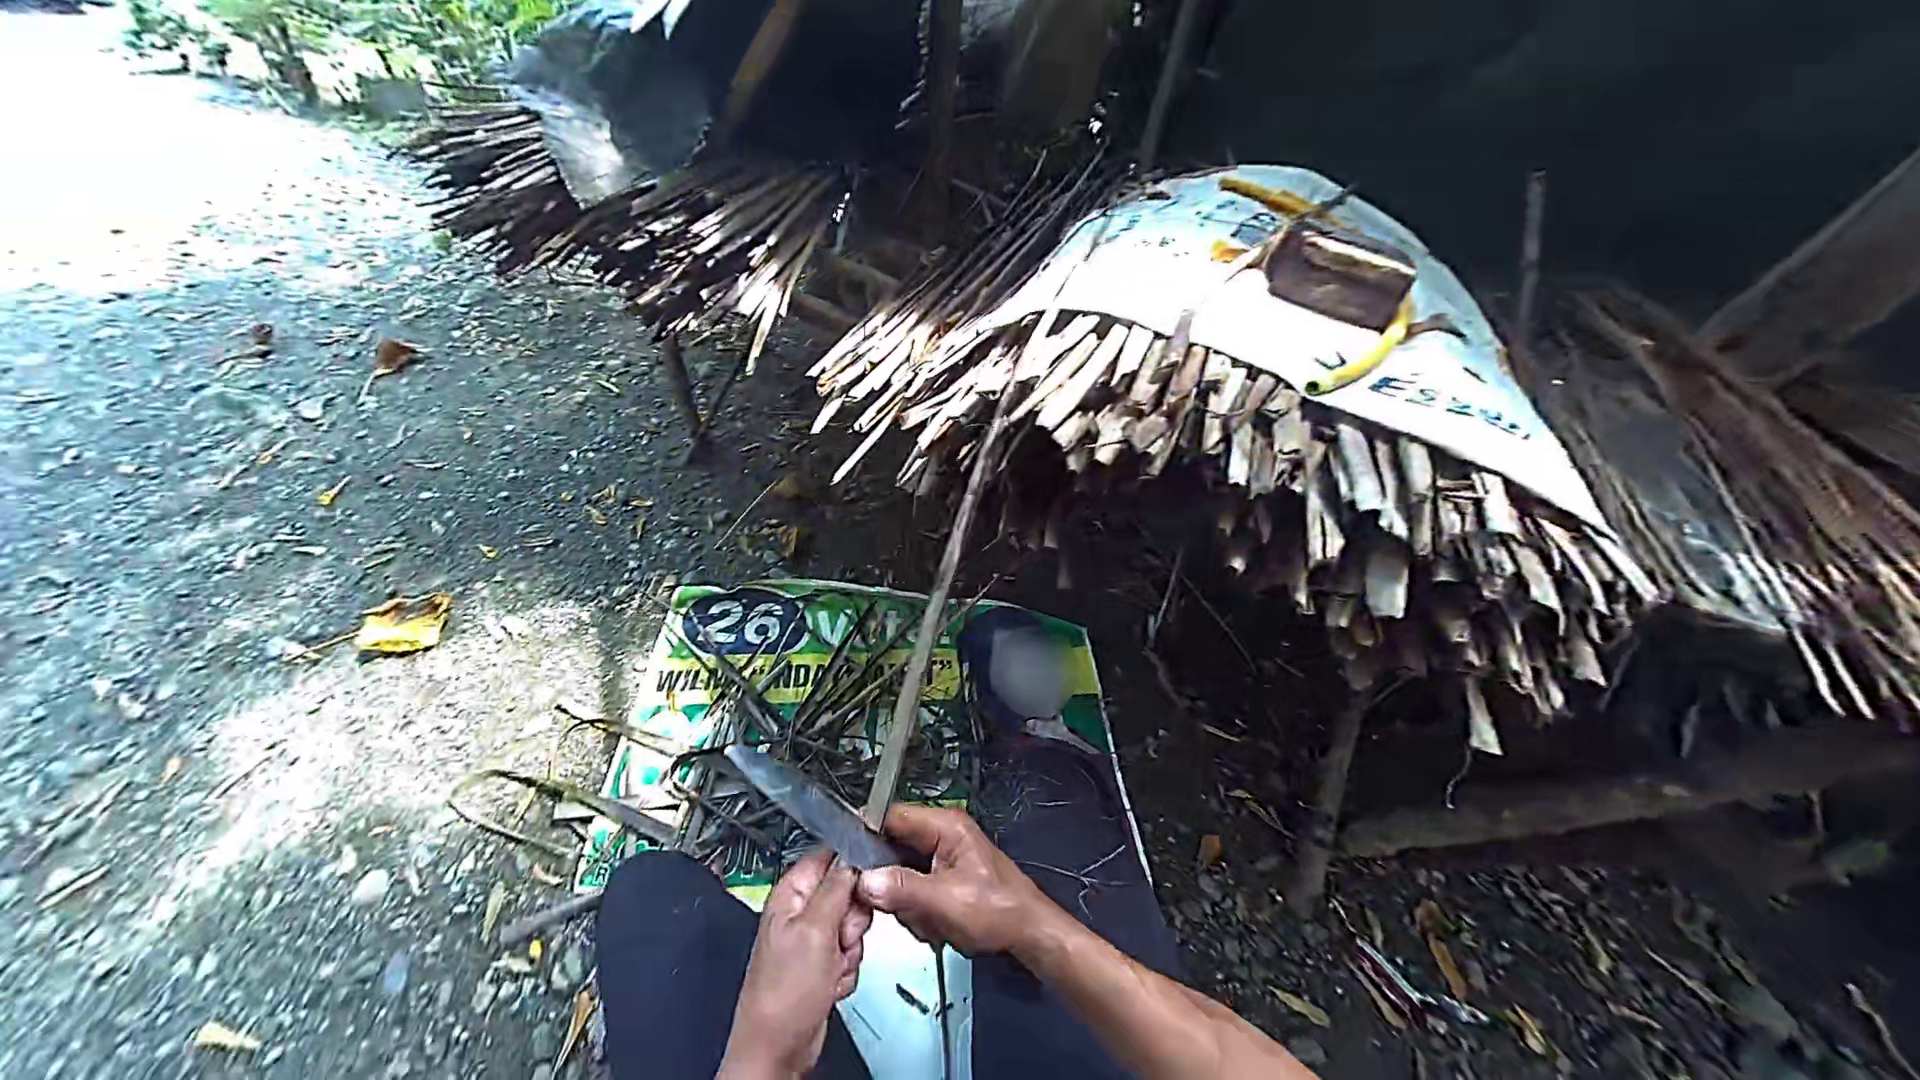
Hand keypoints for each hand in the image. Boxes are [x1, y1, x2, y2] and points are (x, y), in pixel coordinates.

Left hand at [718, 850, 872, 1078]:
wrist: (779, 1050)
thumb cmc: (782, 996)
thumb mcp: (816, 930)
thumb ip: (837, 888)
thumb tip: (854, 857)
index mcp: (792, 892)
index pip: (830, 855)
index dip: (852, 866)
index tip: (860, 887)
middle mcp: (802, 911)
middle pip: (849, 891)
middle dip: (853, 918)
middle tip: (839, 937)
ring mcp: (813, 938)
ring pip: (854, 923)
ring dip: (850, 948)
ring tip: (830, 965)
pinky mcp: (823, 962)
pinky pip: (852, 951)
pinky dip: (847, 968)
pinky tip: (829, 982)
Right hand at [855, 804, 1053, 955]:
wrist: (1027, 932)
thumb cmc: (999, 909)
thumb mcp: (946, 901)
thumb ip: (903, 889)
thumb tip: (865, 880)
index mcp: (945, 825)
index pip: (892, 816)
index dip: (869, 837)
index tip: (853, 865)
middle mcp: (942, 833)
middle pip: (892, 847)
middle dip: (893, 881)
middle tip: (906, 905)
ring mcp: (942, 854)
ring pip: (899, 871)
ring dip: (907, 901)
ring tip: (929, 918)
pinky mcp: (942, 874)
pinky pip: (913, 886)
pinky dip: (917, 908)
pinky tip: (934, 923)